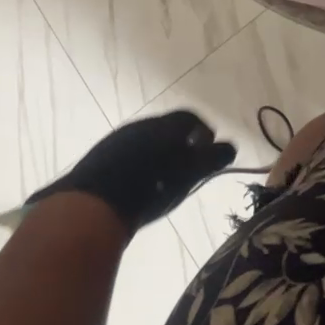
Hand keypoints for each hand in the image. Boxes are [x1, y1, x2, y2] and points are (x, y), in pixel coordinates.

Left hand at [28, 110, 235, 229]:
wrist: (92, 207)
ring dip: (158, 156)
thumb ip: (212, 159)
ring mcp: (115, 142)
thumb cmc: (150, 186)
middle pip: (167, 129)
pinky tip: (139, 190)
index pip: (190, 118)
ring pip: (145, 142)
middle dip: (181, 145)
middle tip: (189, 169)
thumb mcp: (188, 173)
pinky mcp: (98, 162)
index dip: (204, 133)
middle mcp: (139, 126)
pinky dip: (139, 167)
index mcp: (163, 125)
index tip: (211, 152)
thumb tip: (231, 147)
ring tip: (163, 182)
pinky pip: (127, 157)